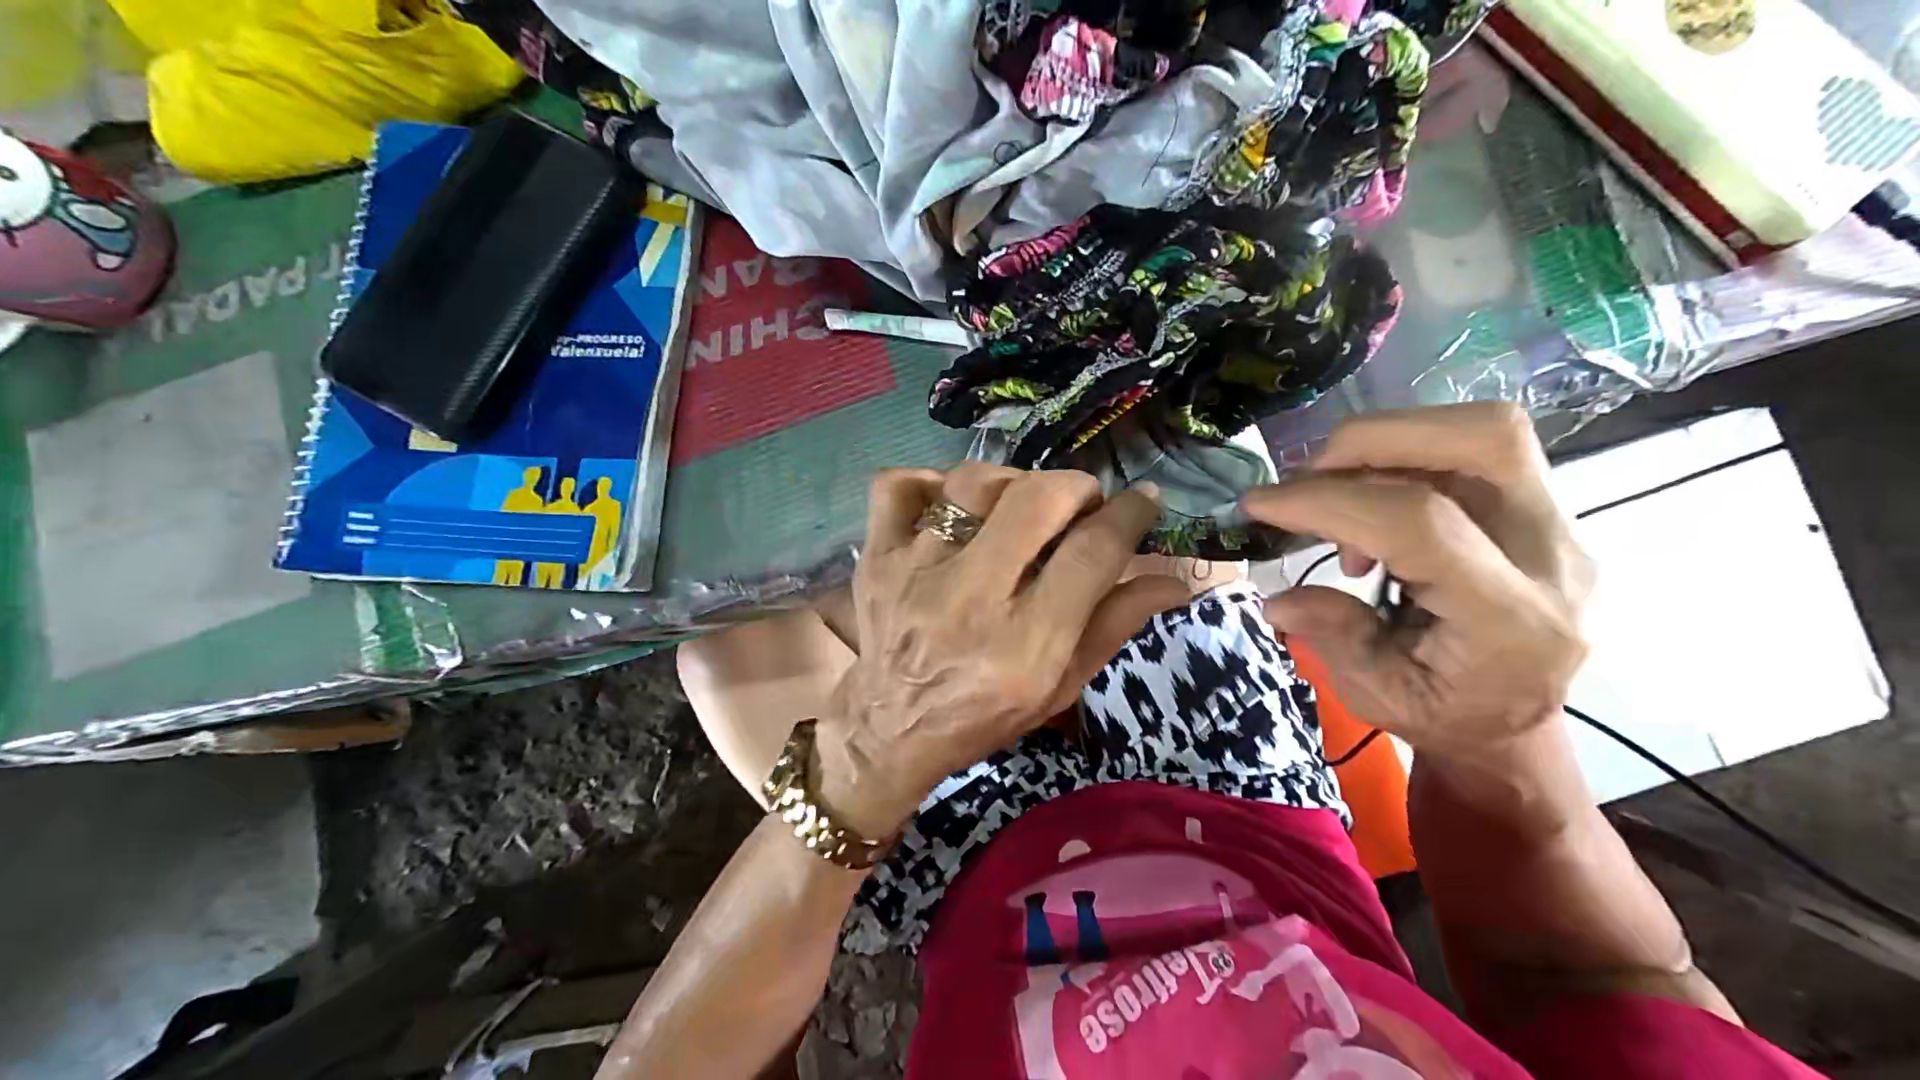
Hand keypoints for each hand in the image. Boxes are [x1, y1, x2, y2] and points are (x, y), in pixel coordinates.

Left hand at [814, 464, 1188, 838]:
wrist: (893, 728)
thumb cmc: (986, 713)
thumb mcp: (1061, 686)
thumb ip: (1116, 625)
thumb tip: (1175, 576)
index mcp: (1026, 644)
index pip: (1092, 553)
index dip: (1130, 514)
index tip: (1143, 500)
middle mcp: (969, 599)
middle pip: (1036, 500)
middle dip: (1076, 487)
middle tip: (1081, 504)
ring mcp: (914, 570)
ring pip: (973, 482)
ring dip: (1012, 481)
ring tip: (1021, 506)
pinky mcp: (876, 556)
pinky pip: (898, 485)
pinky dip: (931, 480)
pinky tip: (953, 504)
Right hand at [1243, 403, 1592, 759]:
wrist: (1515, 714)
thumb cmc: (1446, 714)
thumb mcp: (1378, 698)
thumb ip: (1335, 641)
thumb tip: (1280, 598)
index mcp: (1511, 621)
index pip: (1421, 524)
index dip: (1329, 502)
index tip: (1260, 506)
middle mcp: (1553, 557)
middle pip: (1480, 442)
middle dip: (1370, 443)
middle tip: (1304, 479)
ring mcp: (1559, 524)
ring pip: (1484, 430)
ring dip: (1386, 442)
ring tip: (1333, 490)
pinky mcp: (1543, 507)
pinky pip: (1473, 447)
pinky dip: (1401, 456)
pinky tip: (1368, 503)